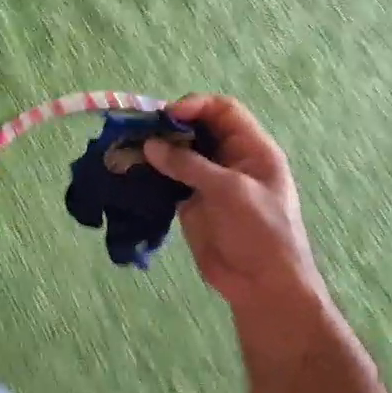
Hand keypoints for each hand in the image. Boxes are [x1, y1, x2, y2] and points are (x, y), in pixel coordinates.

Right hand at [142, 95, 322, 313]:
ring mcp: (208, 180)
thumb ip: (190, 164)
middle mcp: (229, 159)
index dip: (196, 106)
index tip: (167, 115)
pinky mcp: (189, 201)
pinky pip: (167, 177)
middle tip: (140, 130)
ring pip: (178, 152)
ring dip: (155, 148)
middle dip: (169, 125)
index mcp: (252, 150)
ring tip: (128, 147)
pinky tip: (131, 169)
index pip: (224, 111)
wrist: (262, 286)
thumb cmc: (260, 233)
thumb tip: (149, 145)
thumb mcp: (230, 192)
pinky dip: (149, 171)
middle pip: (197, 128)